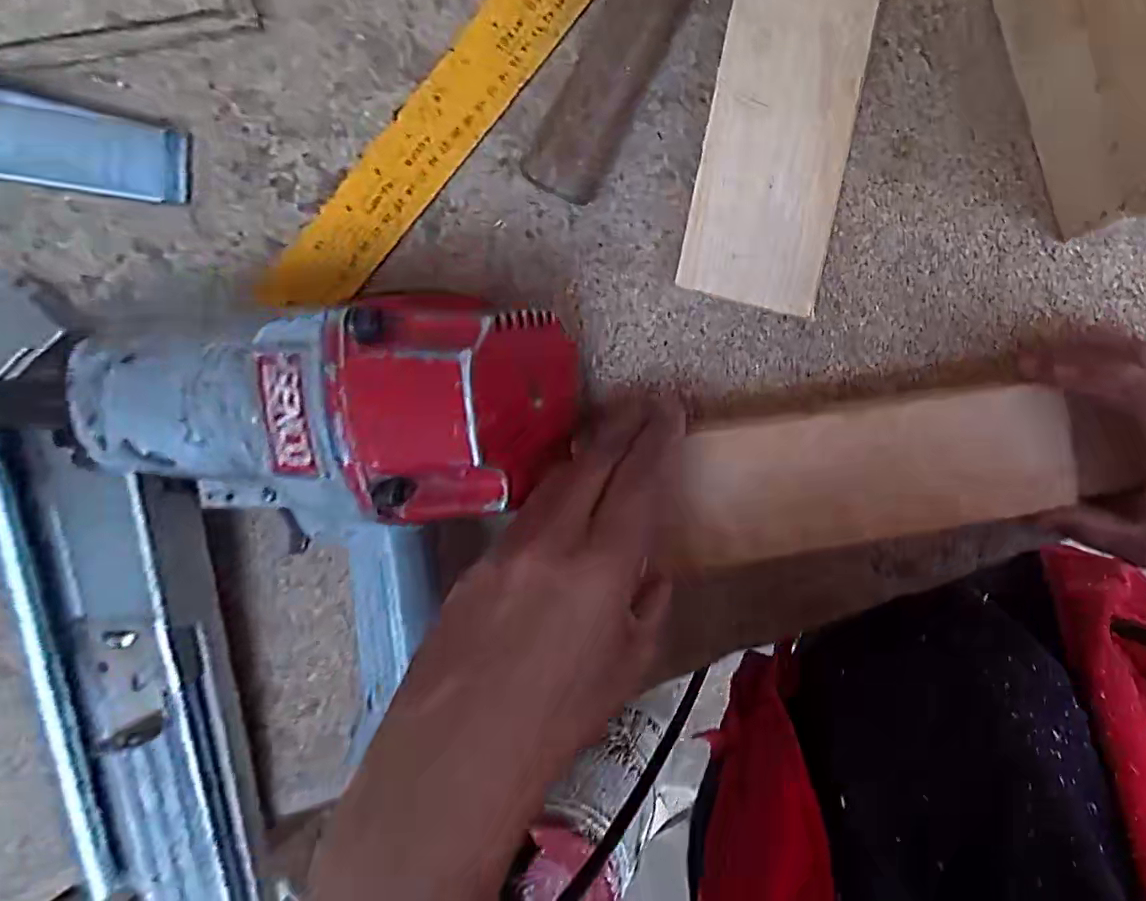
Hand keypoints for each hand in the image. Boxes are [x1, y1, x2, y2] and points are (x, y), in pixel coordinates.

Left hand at [310, 396, 684, 900]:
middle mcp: (551, 546)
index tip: (674, 408)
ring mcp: (504, 554)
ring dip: (588, 450)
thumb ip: (649, 602)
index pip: (639, 482)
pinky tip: (567, 494)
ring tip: (611, 428)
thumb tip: (648, 573)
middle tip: (648, 398)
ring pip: (554, 482)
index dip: (660, 439)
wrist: (448, 768)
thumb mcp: (632, 661)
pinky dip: (557, 490)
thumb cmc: (560, 719)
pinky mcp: (472, 570)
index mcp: (602, 569)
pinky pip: (527, 515)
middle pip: (591, 464)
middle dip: (624, 424)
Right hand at [1020, 334, 1145, 569]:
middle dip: (1081, 352)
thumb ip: (1090, 529)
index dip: (1093, 375)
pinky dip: (1119, 343)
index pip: (1144, 393)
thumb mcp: (1144, 547)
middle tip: (1033, 358)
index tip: (1046, 373)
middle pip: (1142, 360)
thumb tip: (1036, 510)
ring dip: (1097, 342)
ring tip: (1053, 347)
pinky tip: (1091, 349)